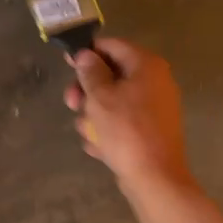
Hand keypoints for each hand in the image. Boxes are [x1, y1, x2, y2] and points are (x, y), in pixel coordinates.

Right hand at [64, 38, 192, 191]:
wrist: (154, 176)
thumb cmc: (126, 130)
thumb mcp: (101, 97)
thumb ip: (90, 72)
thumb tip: (86, 54)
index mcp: (146, 66)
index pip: (112, 45)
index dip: (88, 52)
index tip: (67, 62)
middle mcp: (154, 82)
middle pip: (111, 76)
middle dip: (87, 92)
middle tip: (72, 104)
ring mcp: (153, 108)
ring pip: (112, 102)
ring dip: (94, 117)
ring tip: (90, 134)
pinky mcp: (148, 131)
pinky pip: (121, 123)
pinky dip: (108, 133)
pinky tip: (100, 148)